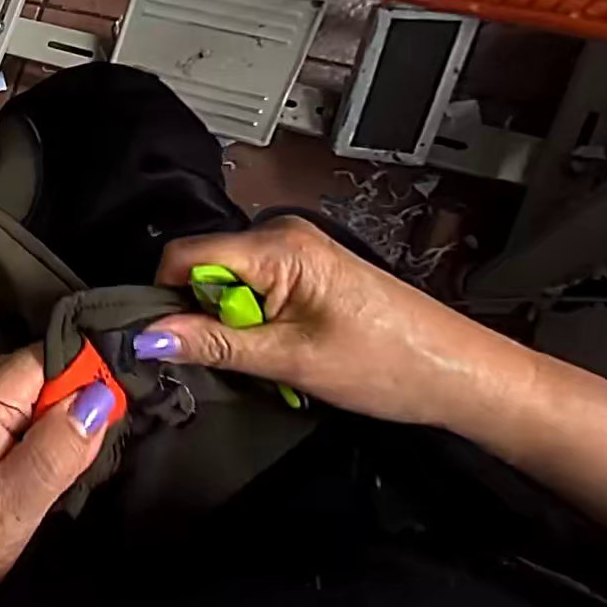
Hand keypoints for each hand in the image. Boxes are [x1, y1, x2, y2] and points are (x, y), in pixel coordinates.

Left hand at [0, 349, 113, 606]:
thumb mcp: (7, 515)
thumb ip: (54, 454)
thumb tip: (100, 398)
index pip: (55, 355)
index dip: (91, 379)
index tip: (111, 420)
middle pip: (50, 365)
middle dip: (78, 404)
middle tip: (79, 461)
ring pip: (42, 380)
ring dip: (60, 418)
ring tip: (54, 467)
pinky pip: (25, 393)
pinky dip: (41, 422)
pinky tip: (33, 461)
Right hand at [136, 216, 538, 429]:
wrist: (459, 372)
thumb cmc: (388, 363)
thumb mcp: (289, 359)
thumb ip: (212, 343)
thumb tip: (148, 337)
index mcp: (277, 245)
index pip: (184, 256)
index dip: (170, 298)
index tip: (179, 340)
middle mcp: (281, 234)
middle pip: (204, 268)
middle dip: (208, 315)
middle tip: (245, 355)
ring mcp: (295, 249)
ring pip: (226, 281)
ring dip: (233, 322)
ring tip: (274, 354)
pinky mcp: (304, 267)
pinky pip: (252, 286)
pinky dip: (254, 318)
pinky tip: (284, 344)